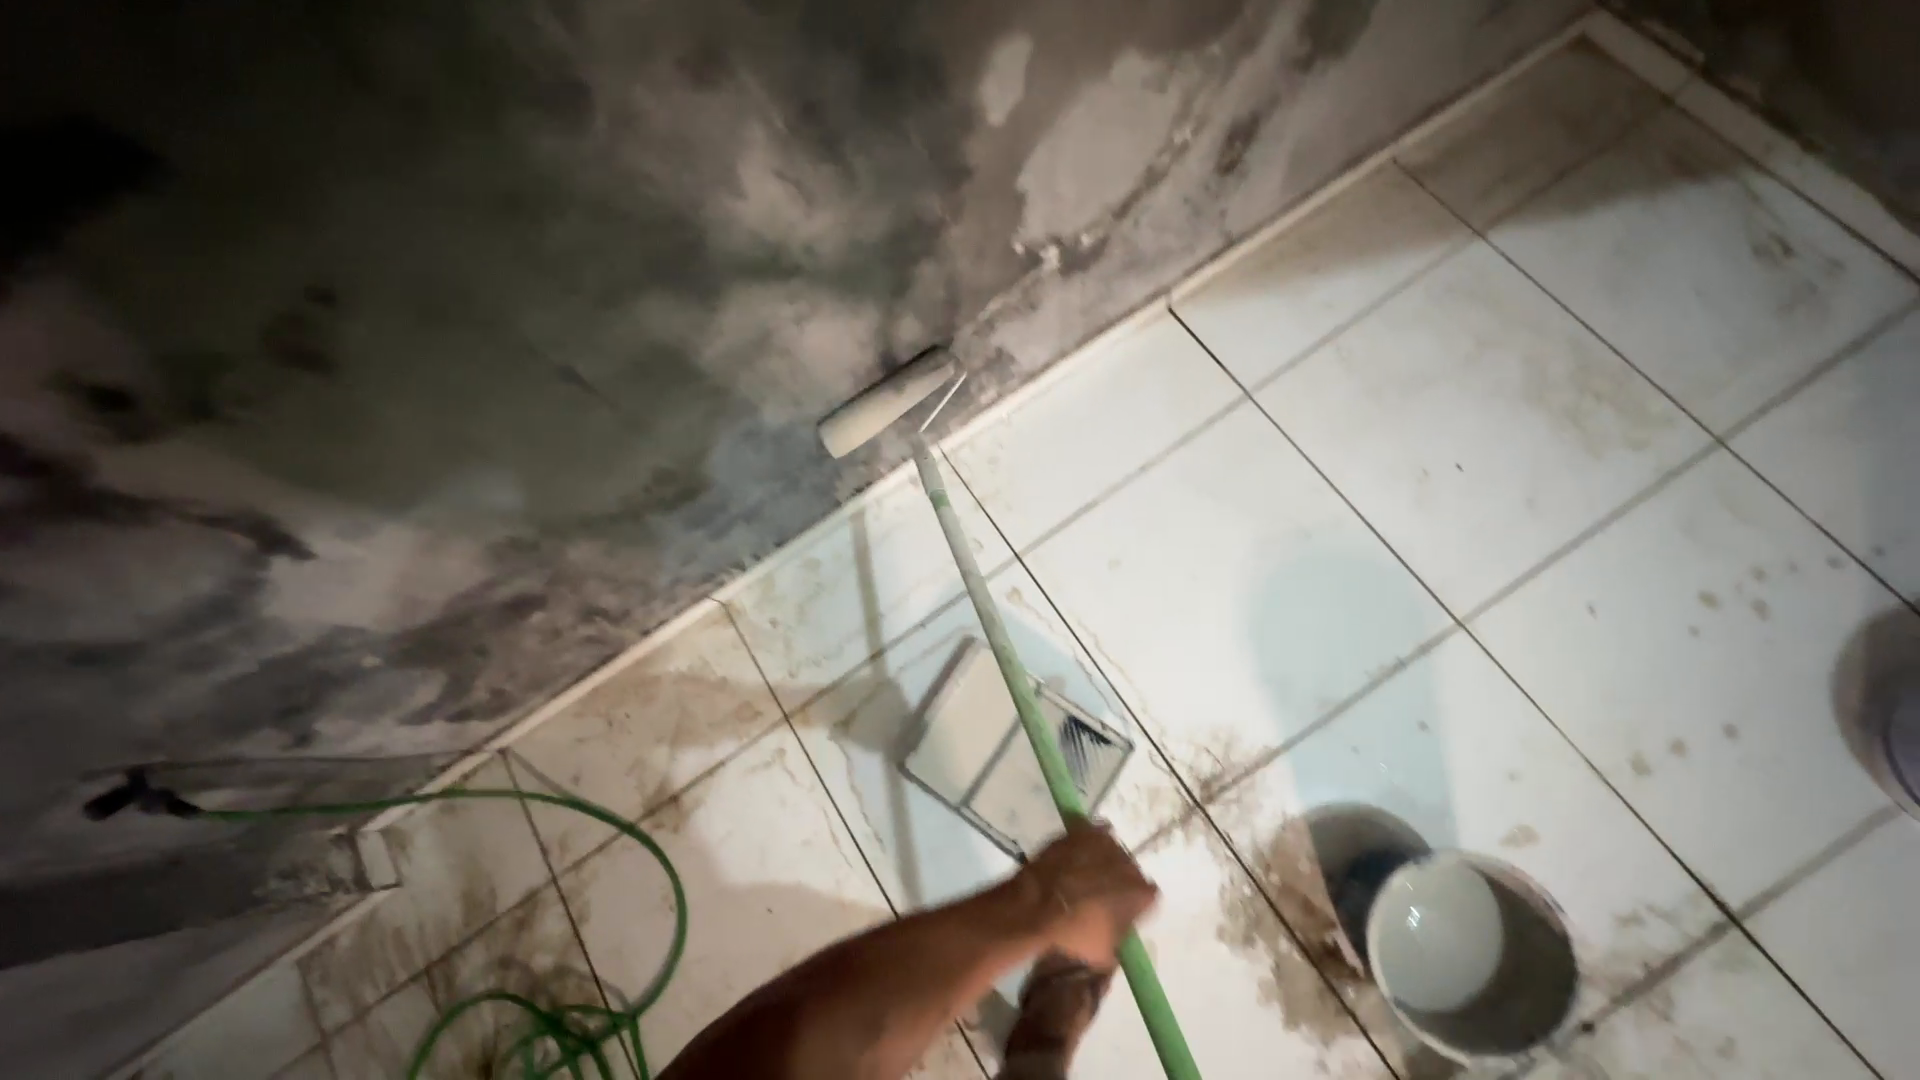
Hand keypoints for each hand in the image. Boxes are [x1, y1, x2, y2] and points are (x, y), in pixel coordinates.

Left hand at [1015, 821, 1158, 967]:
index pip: (1149, 894)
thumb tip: (1123, 924)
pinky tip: (1076, 851)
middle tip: (1101, 892)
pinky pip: (1089, 831)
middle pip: (1129, 868)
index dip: (1135, 902)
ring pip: (1111, 848)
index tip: (1123, 910)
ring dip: (1102, 858)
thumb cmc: (1073, 936)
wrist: (1035, 910)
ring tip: (1084, 871)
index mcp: (1141, 894)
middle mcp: (1128, 865)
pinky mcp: (1079, 831)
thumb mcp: (1106, 951)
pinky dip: (1086, 838)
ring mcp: (1102, 844)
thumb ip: (1122, 933)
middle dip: (1118, 878)